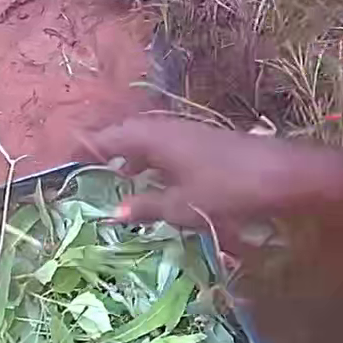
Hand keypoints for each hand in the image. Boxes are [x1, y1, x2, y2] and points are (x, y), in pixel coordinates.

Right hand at [79, 118, 342, 232]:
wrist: (281, 174)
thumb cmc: (226, 189)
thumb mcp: (181, 206)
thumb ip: (145, 207)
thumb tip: (113, 213)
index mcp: (152, 139)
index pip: (106, 139)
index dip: (83, 147)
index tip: (62, 157)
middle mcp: (166, 129)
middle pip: (125, 135)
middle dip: (103, 149)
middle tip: (84, 167)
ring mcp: (186, 133)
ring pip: (146, 140)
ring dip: (129, 155)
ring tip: (115, 175)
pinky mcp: (202, 142)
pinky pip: (164, 146)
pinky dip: (150, 160)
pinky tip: (154, 179)